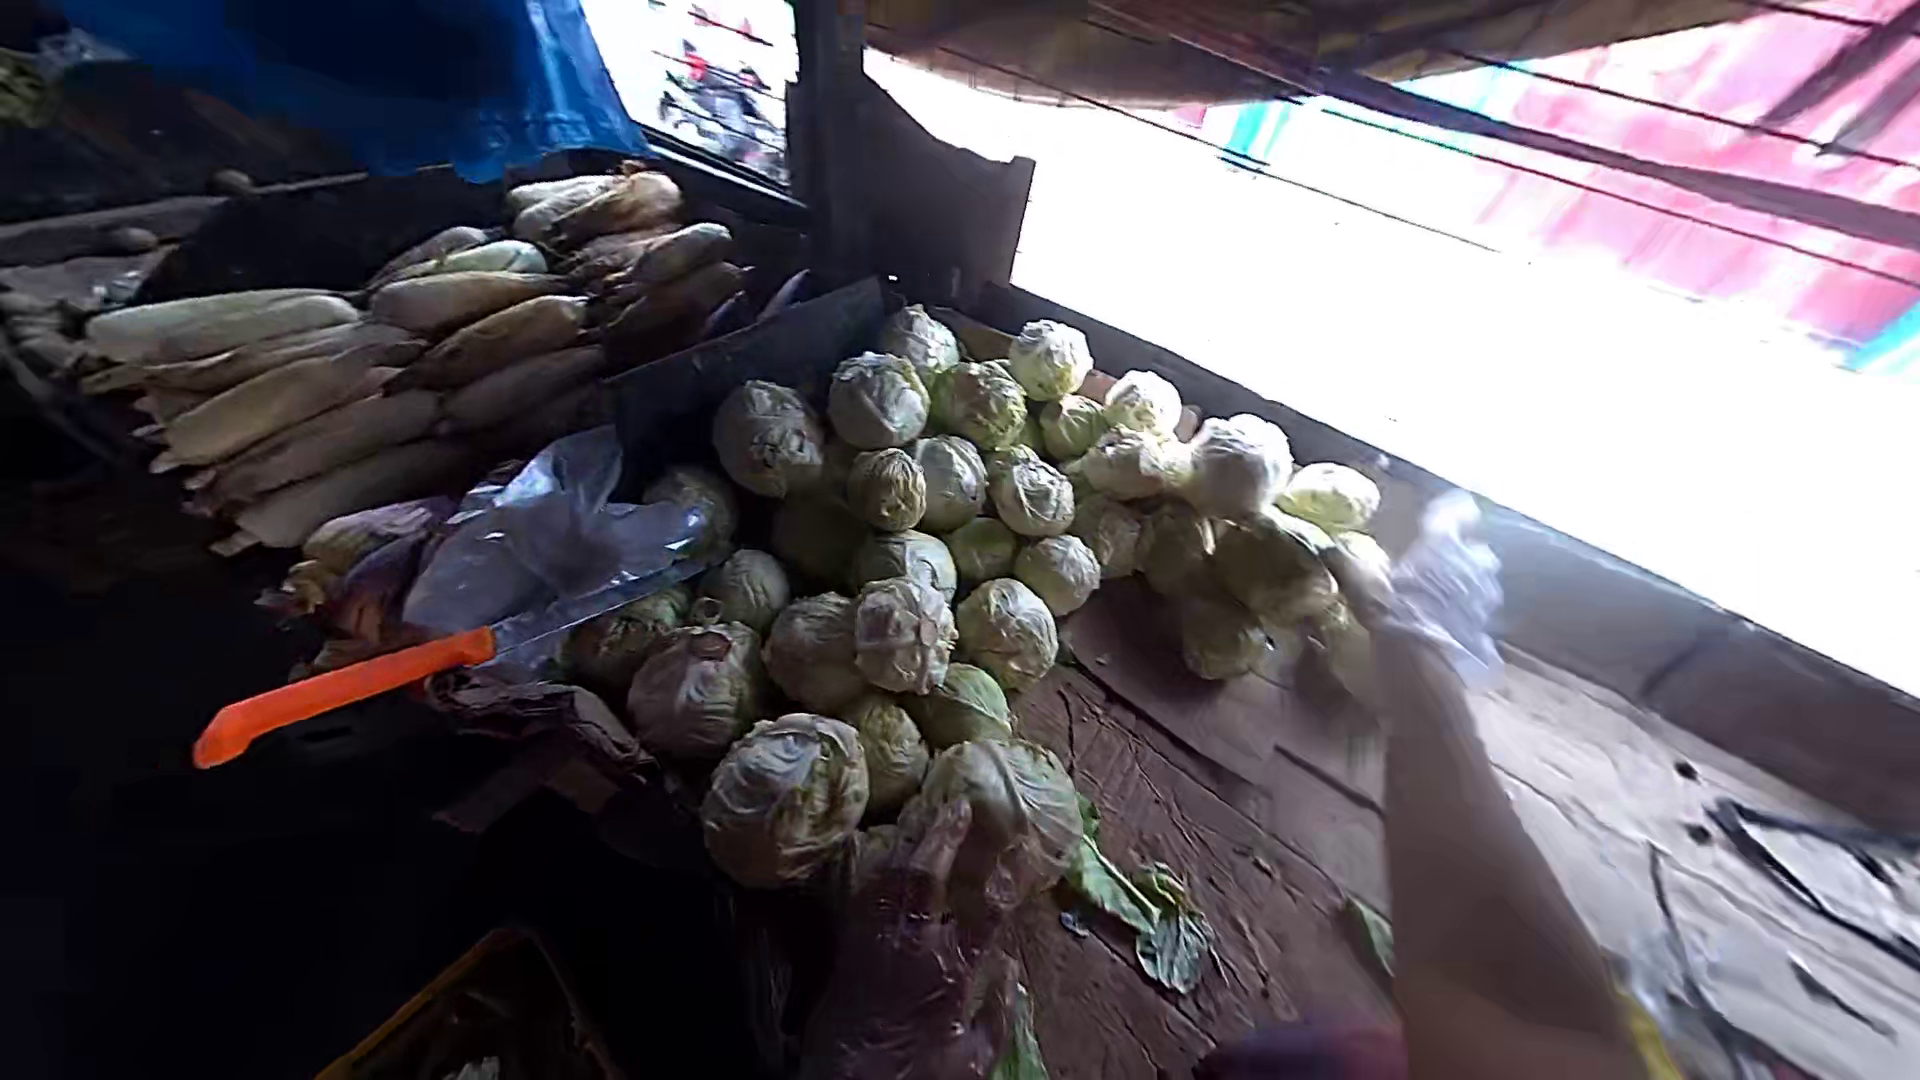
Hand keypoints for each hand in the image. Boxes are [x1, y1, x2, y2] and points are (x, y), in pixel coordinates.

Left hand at [801, 801, 1016, 1079]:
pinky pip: (871, 885)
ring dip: (913, 838)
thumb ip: (998, 1013)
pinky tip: (897, 847)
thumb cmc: (916, 1073)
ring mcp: (879, 933)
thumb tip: (1012, 966)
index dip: (1008, 873)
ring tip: (928, 810)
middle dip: (946, 834)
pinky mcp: (854, 934)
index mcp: (952, 968)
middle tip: (959, 804)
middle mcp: (914, 941)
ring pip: (896, 871)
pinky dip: (887, 861)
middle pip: (930, 873)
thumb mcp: (972, 1061)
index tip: (1022, 844)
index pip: (989, 910)